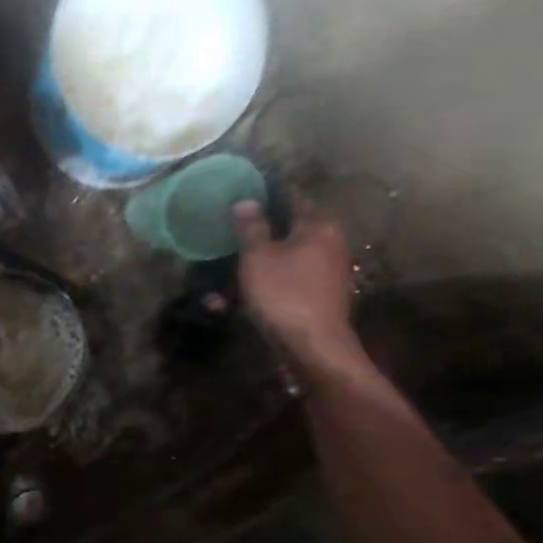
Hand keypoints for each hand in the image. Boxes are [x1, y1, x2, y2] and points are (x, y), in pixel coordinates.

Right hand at [233, 198, 360, 368]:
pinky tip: (226, 305)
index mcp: (318, 226)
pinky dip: (257, 290)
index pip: (292, 197)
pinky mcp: (314, 297)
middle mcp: (327, 244)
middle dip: (252, 238)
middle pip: (284, 231)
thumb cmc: (284, 294)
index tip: (240, 196)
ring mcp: (323, 273)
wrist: (313, 347)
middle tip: (224, 238)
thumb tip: (246, 200)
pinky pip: (281, 285)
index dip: (265, 194)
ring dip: (247, 270)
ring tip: (215, 284)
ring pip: (279, 261)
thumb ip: (251, 227)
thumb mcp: (258, 257)